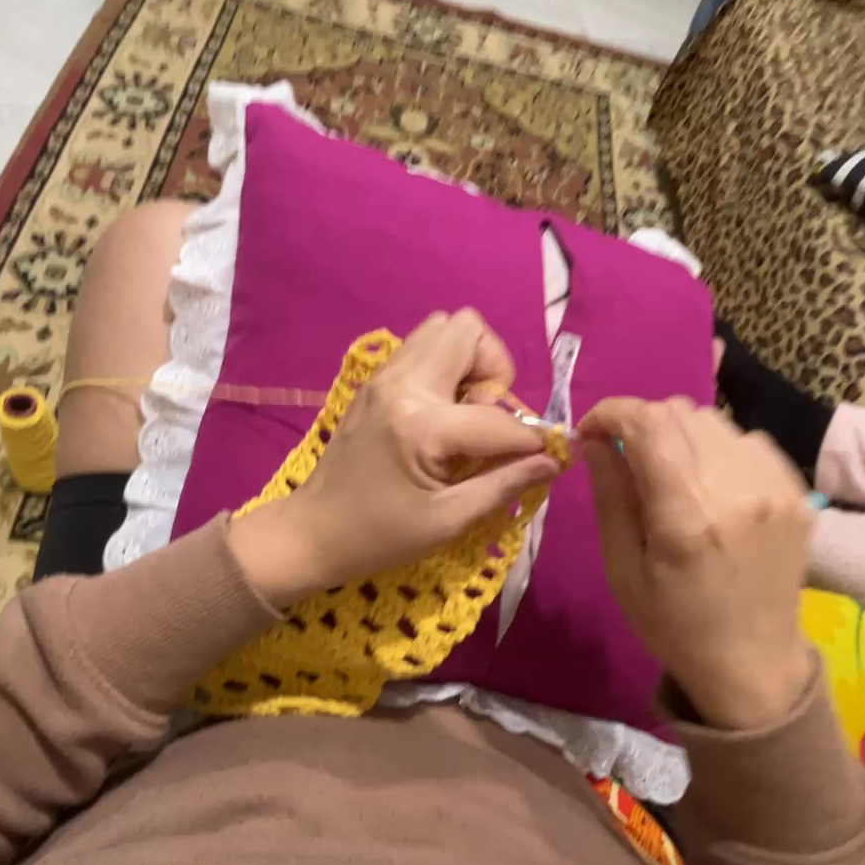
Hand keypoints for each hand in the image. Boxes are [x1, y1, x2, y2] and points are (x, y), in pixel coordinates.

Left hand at [230, 310, 566, 604]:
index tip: (543, 459)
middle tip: (491, 416)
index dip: (530, 440)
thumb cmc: (379, 536)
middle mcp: (402, 385)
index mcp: (422, 425)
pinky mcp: (374, 382)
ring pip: (442, 328)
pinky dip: (444, 367)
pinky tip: (443, 413)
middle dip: (496, 369)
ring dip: (468, 361)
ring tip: (468, 411)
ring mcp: (383, 377)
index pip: (498, 417)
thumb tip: (552, 461)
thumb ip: (504, 484)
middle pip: (468, 330)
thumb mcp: (448, 521)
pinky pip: (420, 347)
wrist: (312, 532)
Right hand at [580, 397, 814, 729]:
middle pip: (679, 412)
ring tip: (669, 473)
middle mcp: (737, 489)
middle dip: (640, 423)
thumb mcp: (622, 568)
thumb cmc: (672, 623)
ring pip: (713, 420)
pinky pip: (747, 439)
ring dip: (679, 434)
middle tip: (624, 457)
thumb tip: (595, 439)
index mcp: (686, 517)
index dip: (611, 412)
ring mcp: (776, 488)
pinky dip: (717, 449)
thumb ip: (610, 495)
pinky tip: (710, 484)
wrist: (751, 663)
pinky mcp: (797, 491)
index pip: (648, 423)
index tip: (591, 431)